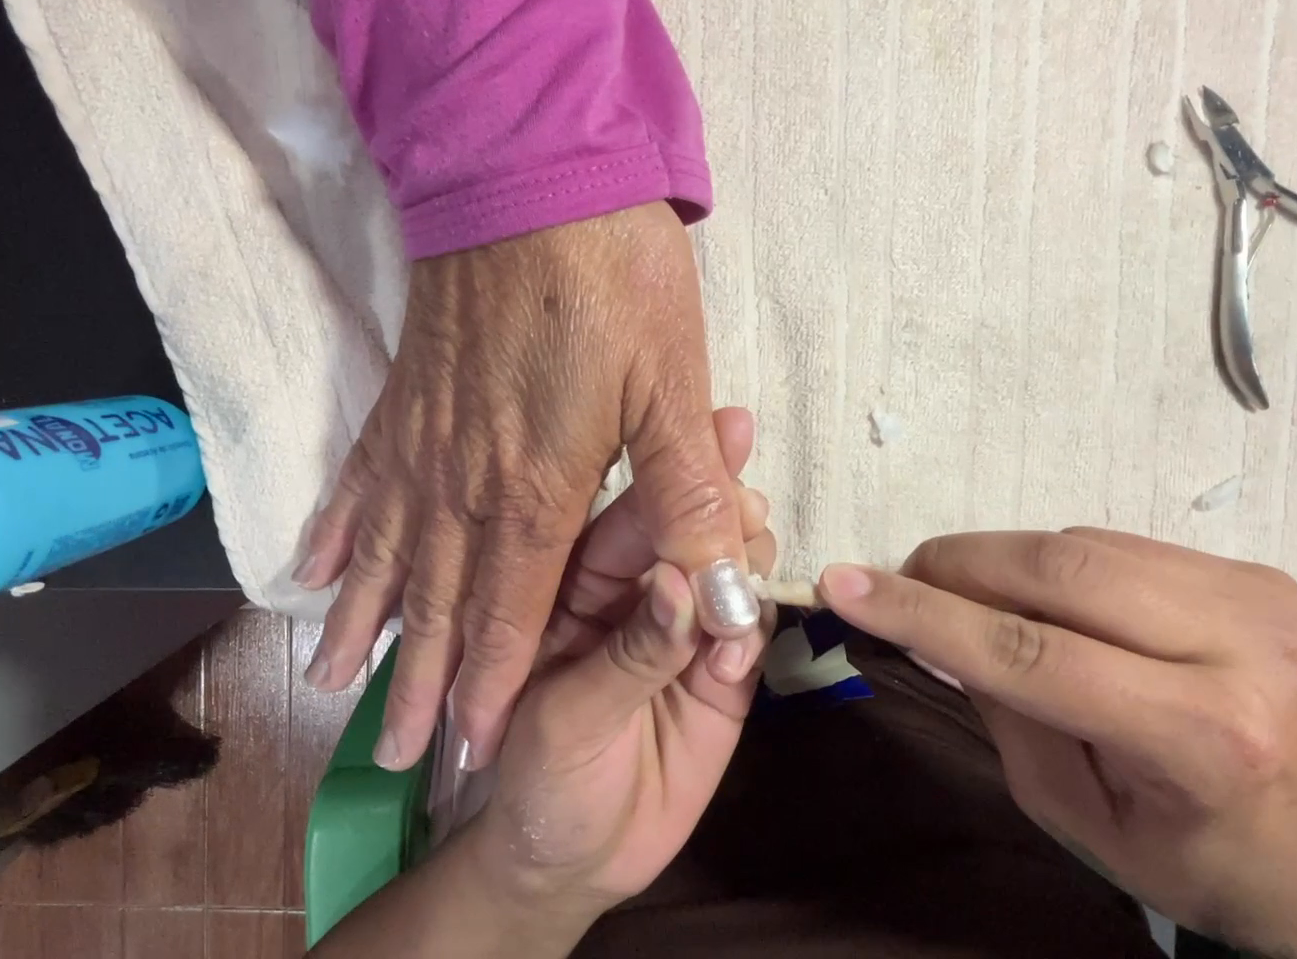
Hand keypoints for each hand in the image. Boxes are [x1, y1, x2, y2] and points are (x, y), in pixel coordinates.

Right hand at [296, 204, 761, 773]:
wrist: (530, 173)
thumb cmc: (612, 279)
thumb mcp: (673, 383)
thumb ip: (689, 496)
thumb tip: (723, 592)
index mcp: (537, 489)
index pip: (509, 612)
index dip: (490, 683)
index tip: (466, 747)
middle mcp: (466, 480)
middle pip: (439, 598)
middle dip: (421, 679)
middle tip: (390, 748)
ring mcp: (425, 438)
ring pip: (387, 551)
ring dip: (364, 622)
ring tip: (331, 682)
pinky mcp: (405, 395)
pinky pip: (359, 478)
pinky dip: (335, 529)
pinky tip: (307, 568)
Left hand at [464, 421, 776, 911]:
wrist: (574, 865)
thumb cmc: (541, 783)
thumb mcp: (567, 719)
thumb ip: (628, 654)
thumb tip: (680, 580)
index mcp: (579, 586)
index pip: (629, 519)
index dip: (668, 479)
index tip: (718, 431)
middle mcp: (637, 594)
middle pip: (687, 532)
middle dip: (720, 507)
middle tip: (748, 498)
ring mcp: (686, 630)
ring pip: (728, 571)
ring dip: (744, 555)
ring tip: (756, 546)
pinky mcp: (726, 674)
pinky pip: (750, 630)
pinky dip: (755, 622)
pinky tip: (751, 623)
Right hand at [819, 529, 1296, 954]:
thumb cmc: (1178, 850)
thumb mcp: (1066, 805)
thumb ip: (1001, 704)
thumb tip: (930, 620)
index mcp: (1202, 739)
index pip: (1031, 654)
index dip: (924, 612)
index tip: (844, 583)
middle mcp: (1248, 652)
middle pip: (1058, 573)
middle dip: (955, 566)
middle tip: (894, 577)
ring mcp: (1263, 599)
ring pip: (1080, 543)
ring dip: (997, 560)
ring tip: (957, 589)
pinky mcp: (1258, 573)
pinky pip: (1114, 543)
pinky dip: (1050, 561)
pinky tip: (1035, 594)